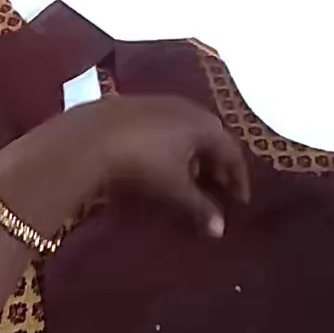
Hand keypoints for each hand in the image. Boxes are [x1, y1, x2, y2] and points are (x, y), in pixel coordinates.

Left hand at [0, 95, 250, 240]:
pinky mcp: (139, 103)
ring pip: (190, 129)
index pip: (231, 151)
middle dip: (217, 163)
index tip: (240, 201)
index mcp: (203, 124)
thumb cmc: (143, 161)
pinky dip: (176, 144)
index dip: (238, 177)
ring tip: (192, 179)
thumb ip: (200, 207)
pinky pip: (170, 125)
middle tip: (219, 188)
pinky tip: (164, 161)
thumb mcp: (174, 188)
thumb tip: (221, 229)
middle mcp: (187, 108)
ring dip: (196, 153)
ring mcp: (162, 102)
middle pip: (212, 136)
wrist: (93, 133)